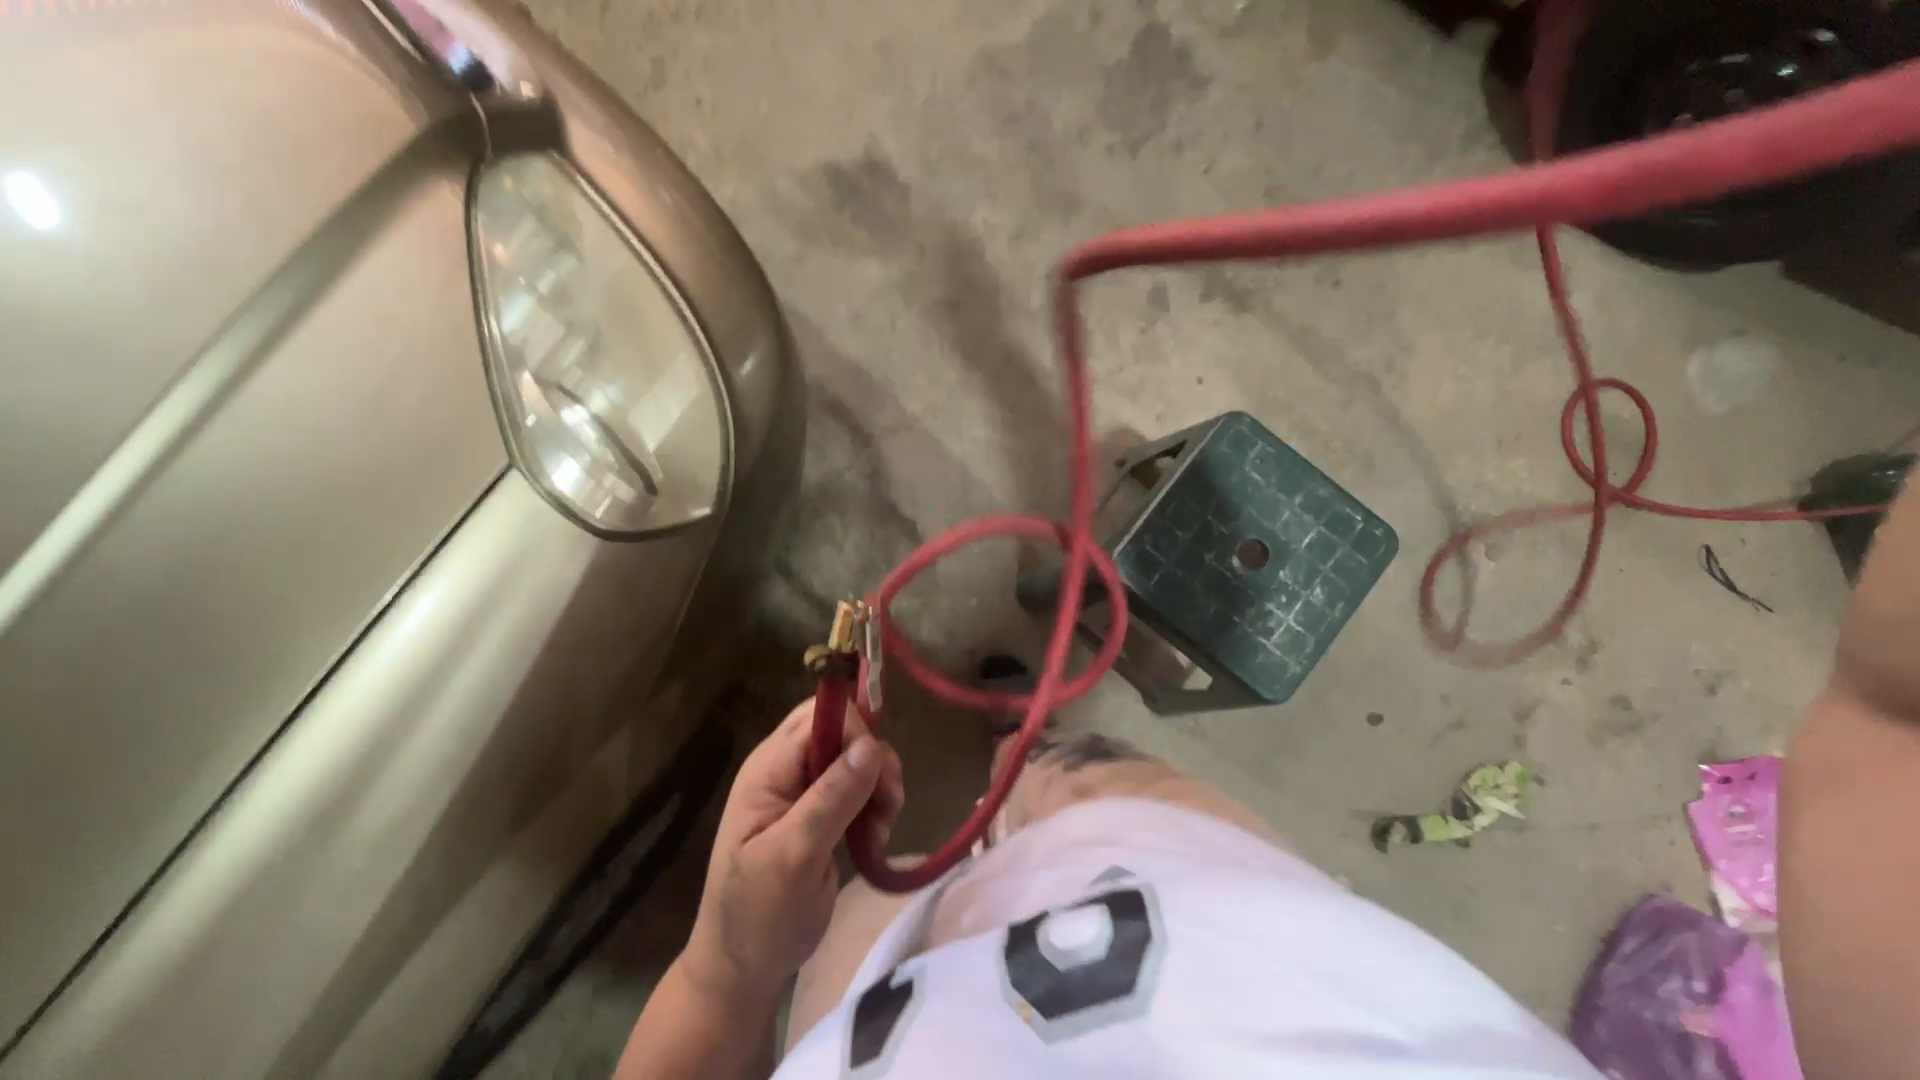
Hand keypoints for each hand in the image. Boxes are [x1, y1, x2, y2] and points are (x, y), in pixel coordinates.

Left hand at [681, 696, 903, 1006]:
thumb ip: (831, 799)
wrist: (744, 968)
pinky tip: (874, 839)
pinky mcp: (821, 815)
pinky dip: (875, 806)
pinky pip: (858, 788)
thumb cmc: (758, 914)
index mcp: (768, 769)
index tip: (879, 778)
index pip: (821, 717)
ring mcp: (803, 792)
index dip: (857, 735)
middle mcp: (785, 770)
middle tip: (889, 802)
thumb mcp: (794, 857)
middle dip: (874, 759)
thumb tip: (871, 746)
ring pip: (856, 758)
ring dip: (879, 786)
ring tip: (881, 829)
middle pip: (842, 731)